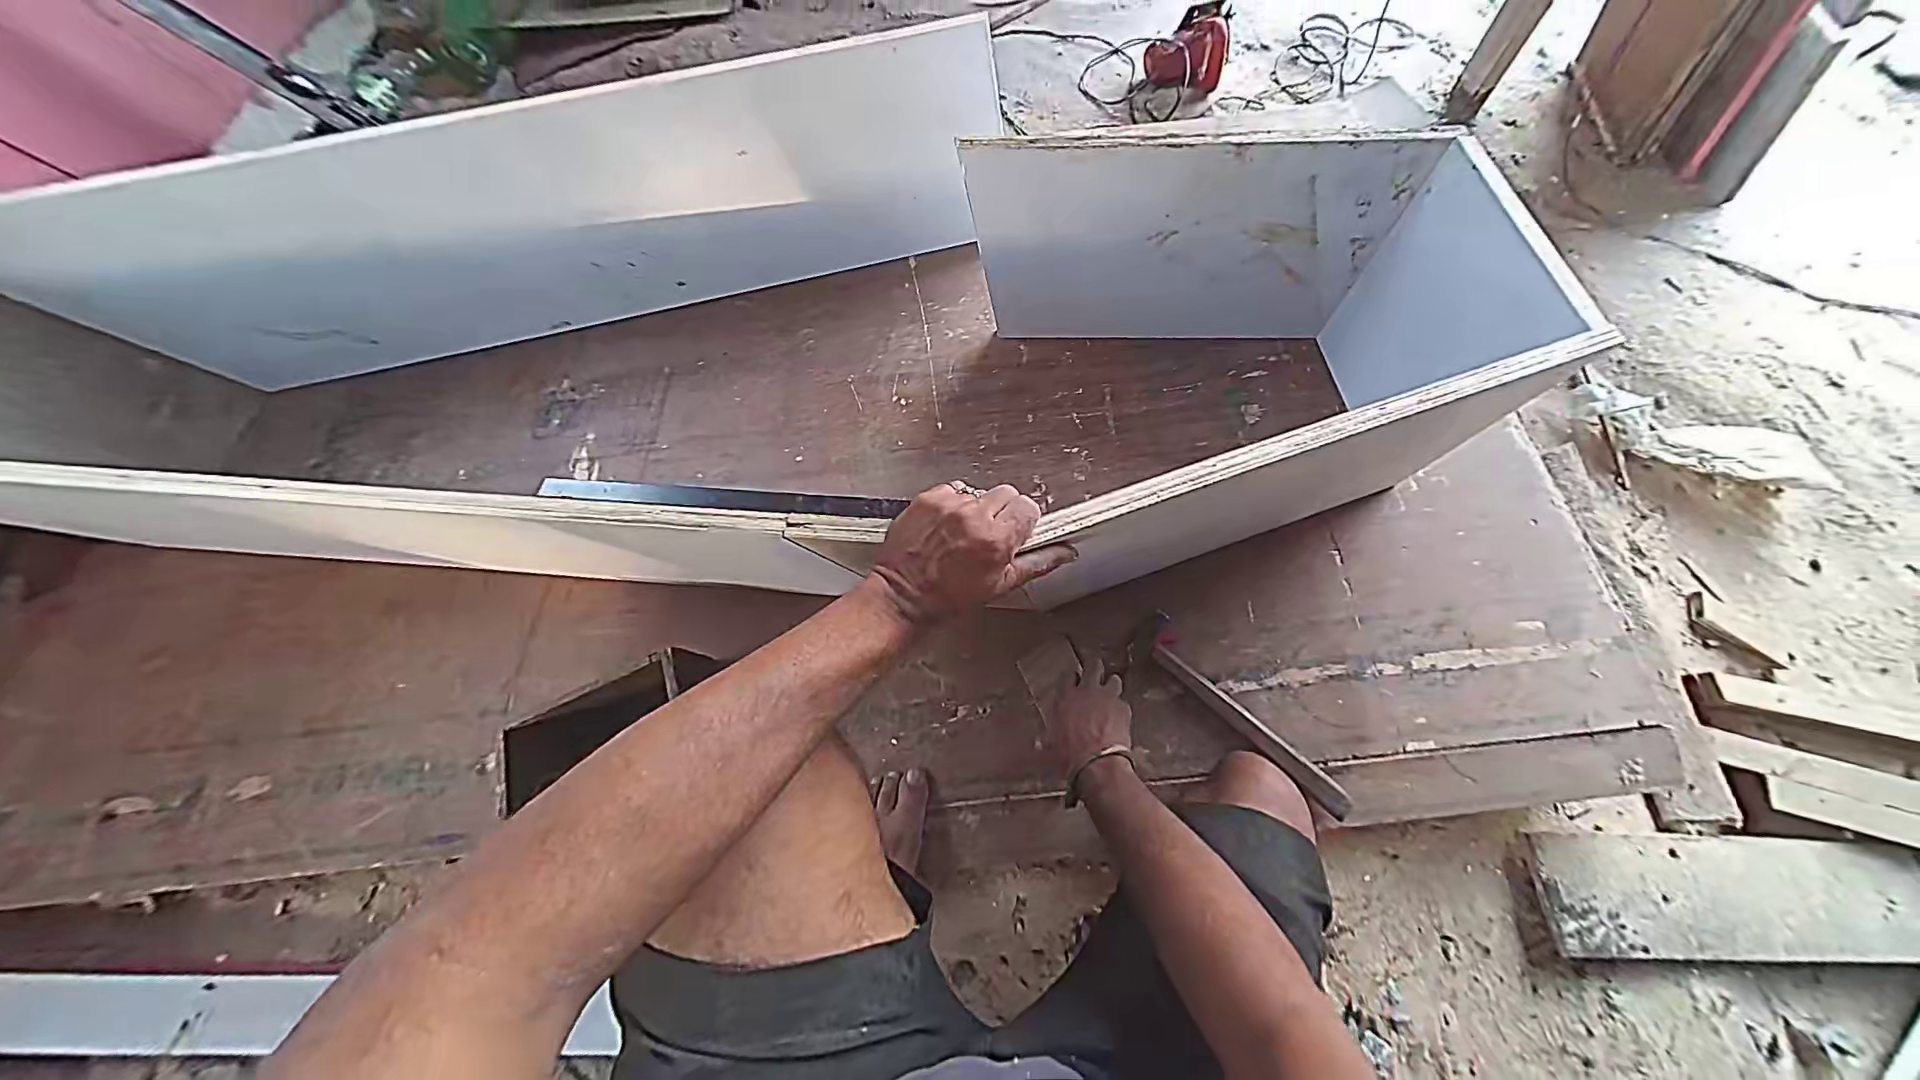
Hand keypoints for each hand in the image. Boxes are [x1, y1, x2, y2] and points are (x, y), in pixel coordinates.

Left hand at [867, 483, 1076, 624]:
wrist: (903, 595)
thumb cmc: (946, 598)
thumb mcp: (999, 585)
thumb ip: (1037, 564)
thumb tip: (1064, 552)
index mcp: (996, 540)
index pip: (1028, 508)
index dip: (1024, 520)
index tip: (1017, 530)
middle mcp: (973, 518)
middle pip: (1007, 494)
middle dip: (1003, 512)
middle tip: (989, 534)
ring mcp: (949, 505)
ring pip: (979, 492)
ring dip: (976, 509)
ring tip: (962, 534)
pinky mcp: (929, 499)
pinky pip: (953, 491)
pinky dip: (953, 505)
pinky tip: (946, 527)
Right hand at [1045, 654, 1133, 780]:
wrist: (1097, 764)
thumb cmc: (1069, 755)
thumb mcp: (1051, 745)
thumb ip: (1048, 737)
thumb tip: (1039, 744)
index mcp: (1065, 697)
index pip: (1067, 676)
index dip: (1072, 677)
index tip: (1073, 680)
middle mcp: (1086, 691)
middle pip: (1093, 666)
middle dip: (1094, 666)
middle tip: (1095, 670)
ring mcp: (1107, 697)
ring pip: (1113, 679)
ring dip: (1111, 684)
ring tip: (1111, 692)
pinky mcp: (1124, 708)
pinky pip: (1124, 702)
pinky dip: (1121, 708)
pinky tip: (1120, 718)